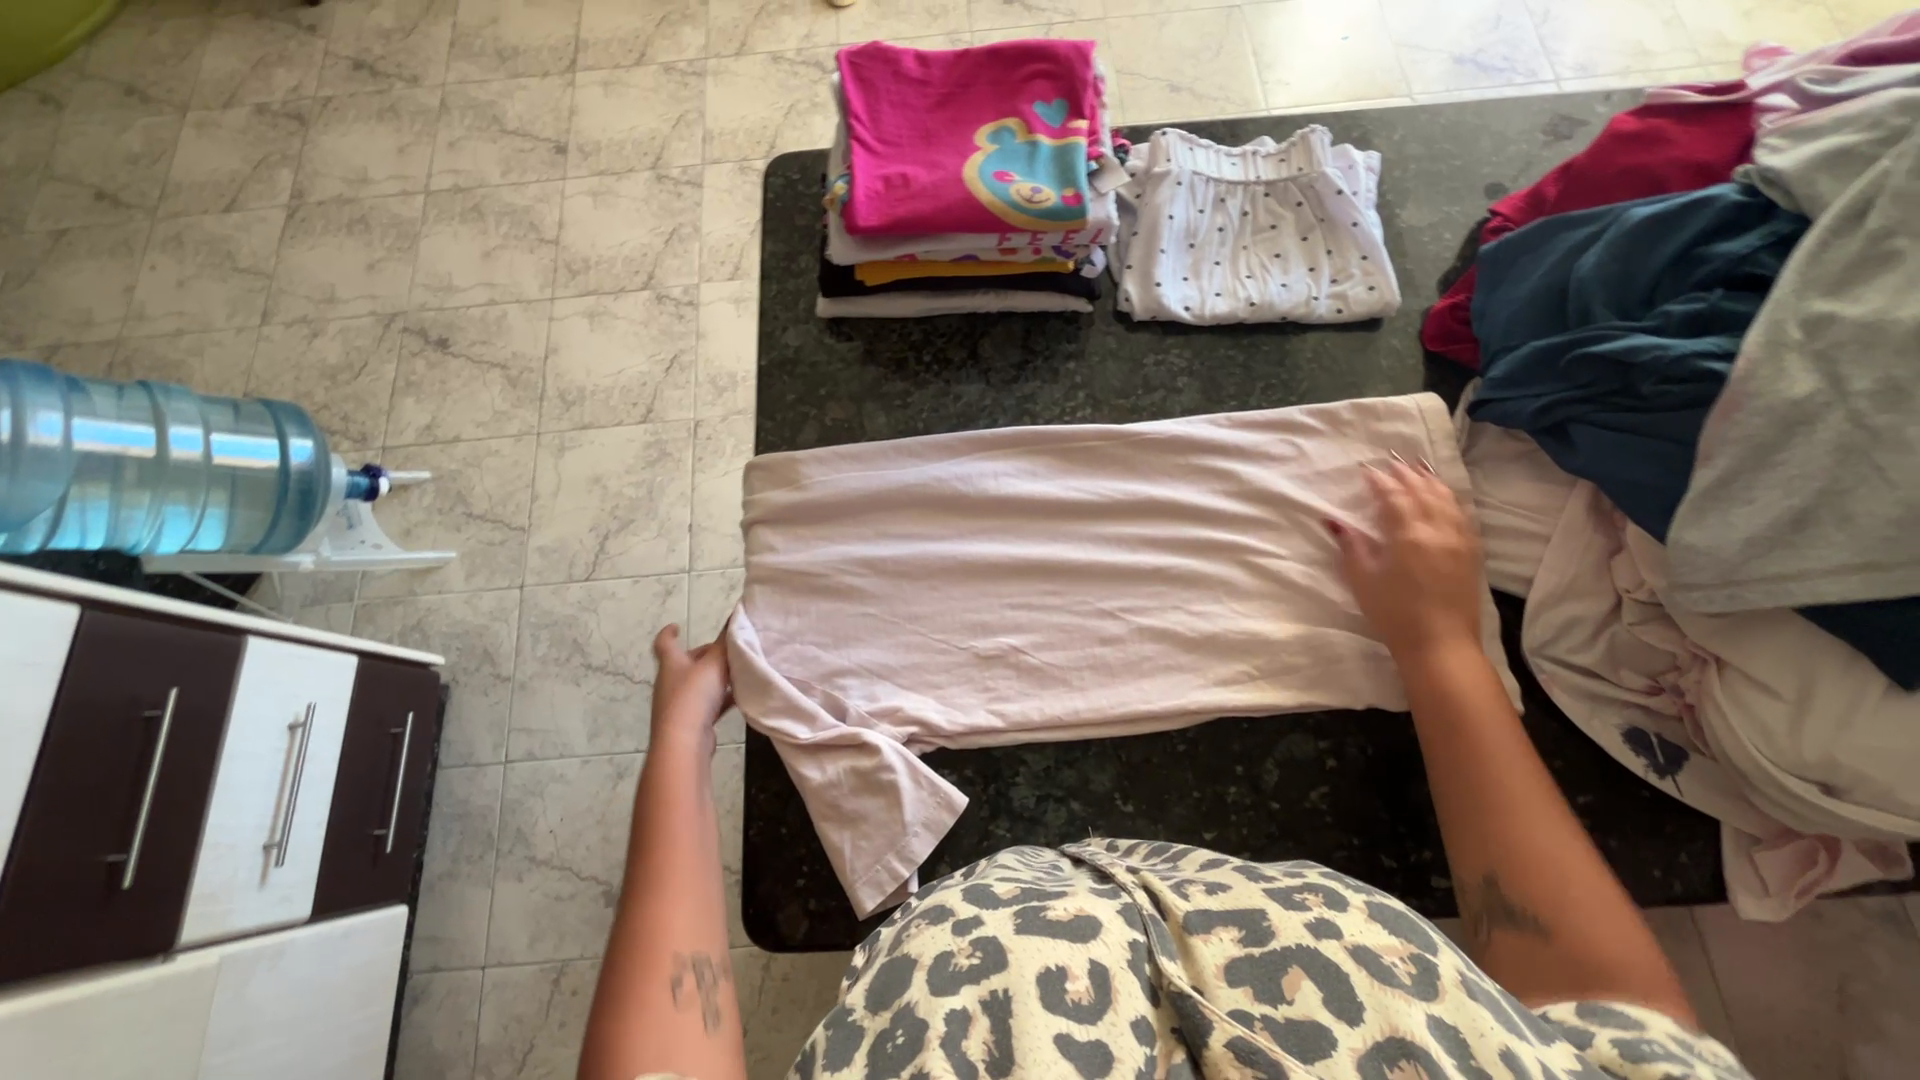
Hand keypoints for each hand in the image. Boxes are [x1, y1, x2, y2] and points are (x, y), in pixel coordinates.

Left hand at [650, 625, 731, 754]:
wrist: (683, 742)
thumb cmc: (694, 696)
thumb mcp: (714, 664)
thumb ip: (727, 641)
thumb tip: (736, 614)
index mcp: (671, 664)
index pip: (664, 643)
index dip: (668, 633)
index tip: (676, 626)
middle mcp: (670, 682)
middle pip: (685, 663)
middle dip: (703, 656)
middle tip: (725, 651)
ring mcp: (678, 704)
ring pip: (697, 685)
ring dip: (714, 678)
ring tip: (737, 673)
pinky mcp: (690, 723)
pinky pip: (707, 705)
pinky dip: (721, 699)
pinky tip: (740, 697)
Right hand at [1327, 460, 1482, 659]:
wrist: (1440, 645)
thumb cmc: (1394, 615)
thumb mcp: (1363, 580)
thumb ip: (1351, 546)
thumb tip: (1334, 520)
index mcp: (1408, 535)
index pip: (1393, 497)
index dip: (1379, 482)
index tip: (1366, 470)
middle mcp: (1438, 530)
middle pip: (1422, 492)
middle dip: (1406, 474)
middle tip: (1392, 461)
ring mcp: (1460, 540)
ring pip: (1447, 499)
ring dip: (1431, 481)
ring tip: (1419, 468)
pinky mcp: (1472, 553)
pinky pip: (1463, 515)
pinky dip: (1451, 499)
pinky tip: (1445, 497)